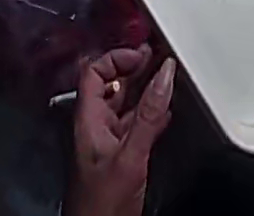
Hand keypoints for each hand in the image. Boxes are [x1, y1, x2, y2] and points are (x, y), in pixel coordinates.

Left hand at [67, 46, 176, 215]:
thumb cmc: (100, 210)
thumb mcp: (130, 155)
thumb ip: (149, 114)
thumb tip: (165, 73)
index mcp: (89, 121)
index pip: (94, 72)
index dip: (117, 58)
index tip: (142, 54)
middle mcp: (96, 128)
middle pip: (111, 85)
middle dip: (134, 68)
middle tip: (157, 57)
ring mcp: (108, 144)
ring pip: (125, 104)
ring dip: (144, 89)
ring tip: (164, 77)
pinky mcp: (120, 159)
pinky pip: (135, 124)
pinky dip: (151, 113)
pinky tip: (164, 113)